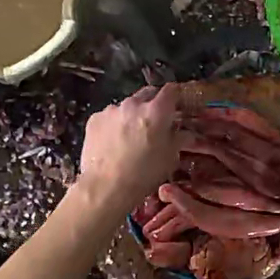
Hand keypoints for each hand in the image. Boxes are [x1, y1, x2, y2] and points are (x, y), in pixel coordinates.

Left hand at [73, 84, 180, 215]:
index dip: (175, 96)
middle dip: (154, 104)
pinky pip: (109, 117)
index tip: (177, 105)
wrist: (106, 187)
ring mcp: (111, 110)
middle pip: (148, 94)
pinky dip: (114, 124)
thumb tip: (185, 132)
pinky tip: (113, 142)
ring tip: (130, 136)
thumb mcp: (170, 158)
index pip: (171, 91)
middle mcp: (133, 104)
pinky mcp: (94, 119)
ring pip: (127, 106)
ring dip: (132, 116)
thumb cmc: (144, 174)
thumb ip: (179, 139)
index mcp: (157, 111)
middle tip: (155, 122)